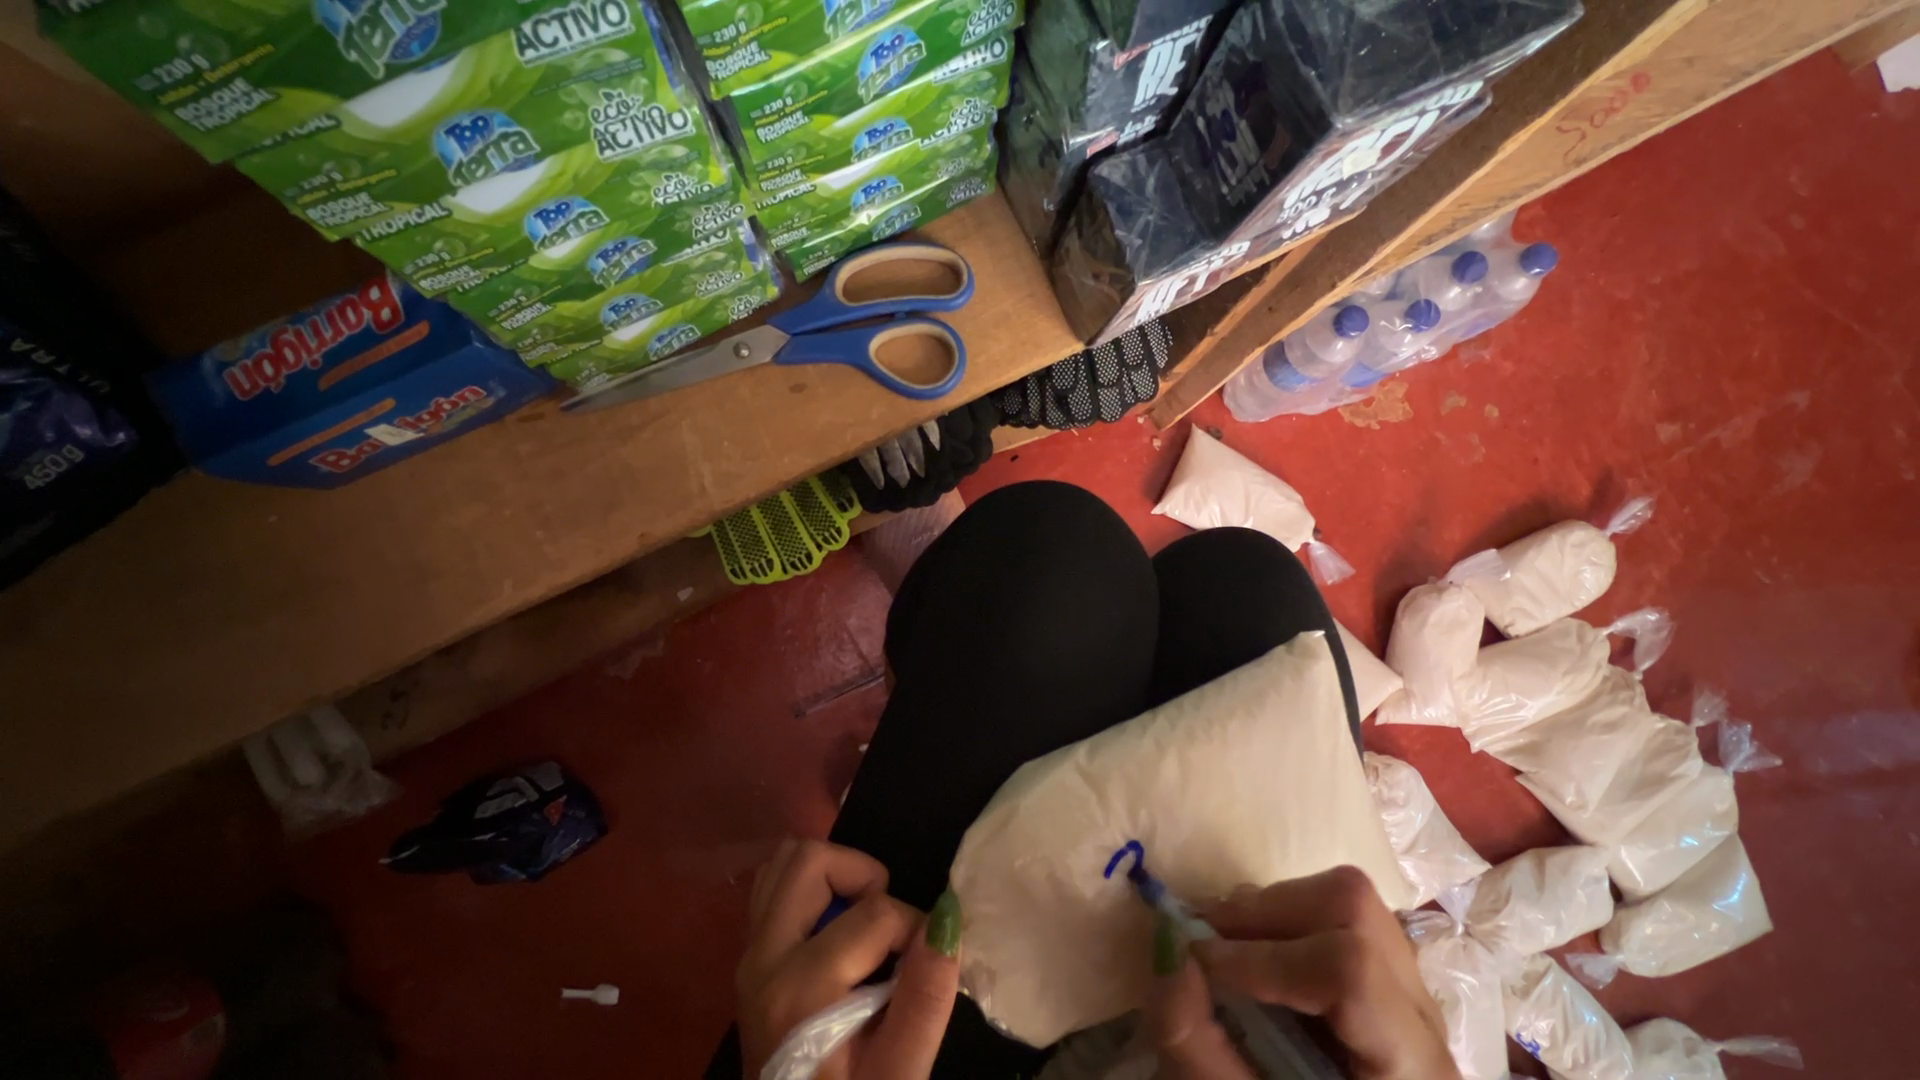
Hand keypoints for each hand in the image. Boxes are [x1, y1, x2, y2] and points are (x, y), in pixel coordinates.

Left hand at [738, 839, 961, 1079]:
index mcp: (801, 987)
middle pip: (811, 860)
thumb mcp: (898, 1072)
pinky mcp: (750, 955)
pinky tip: (838, 928)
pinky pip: (774, 886)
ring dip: (835, 875)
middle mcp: (764, 957)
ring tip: (863, 921)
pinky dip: (812, 887)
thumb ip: (925, 999)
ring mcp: (750, 953)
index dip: (916, 929)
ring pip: (785, 862)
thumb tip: (947, 918)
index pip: (875, 912)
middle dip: (866, 875)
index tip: (923, 967)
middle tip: (888, 924)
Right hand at [1146, 866, 1458, 1079]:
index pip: (1349, 971)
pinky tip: (1246, 957)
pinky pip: (1334, 913)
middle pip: (1352, 909)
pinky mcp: (1382, 975)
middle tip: (1202, 942)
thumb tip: (1167, 950)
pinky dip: (1277, 918)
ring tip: (1219, 947)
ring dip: (1266, 909)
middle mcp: (1424, 1016)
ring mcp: (1410, 989)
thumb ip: (1194, 1044)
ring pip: (1345, 898)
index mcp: (1411, 1068)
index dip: (1261, 957)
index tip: (1195, 966)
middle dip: (1263, 913)